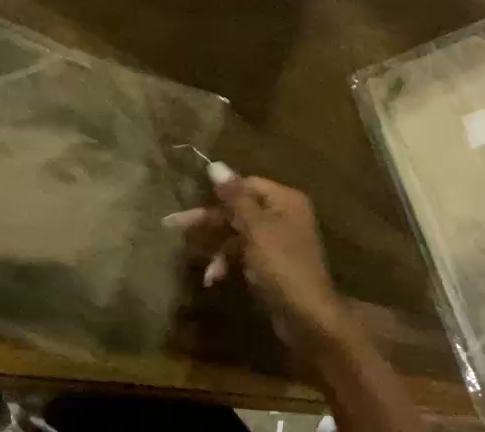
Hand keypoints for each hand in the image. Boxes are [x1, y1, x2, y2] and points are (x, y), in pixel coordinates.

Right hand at [168, 169, 346, 347]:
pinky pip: (246, 255)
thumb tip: (215, 165)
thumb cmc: (282, 266)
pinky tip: (214, 278)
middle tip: (175, 225)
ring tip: (201, 266)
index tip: (191, 201)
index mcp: (284, 200)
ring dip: (219, 247)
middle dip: (211, 221)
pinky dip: (230, 263)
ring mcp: (279, 242)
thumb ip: (234, 197)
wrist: (309, 318)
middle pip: (241, 209)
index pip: (246, 185)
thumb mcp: (255, 229)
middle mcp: (284, 215)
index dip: (219, 193)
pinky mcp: (273, 266)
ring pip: (240, 234)